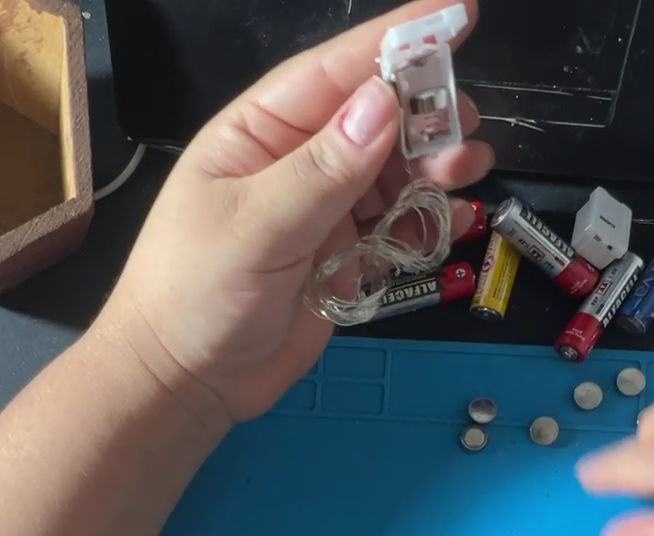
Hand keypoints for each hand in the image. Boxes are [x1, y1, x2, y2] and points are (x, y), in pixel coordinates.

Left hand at [98, 0, 494, 424]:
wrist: (187, 381)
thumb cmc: (194, 295)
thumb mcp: (253, 229)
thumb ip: (320, 172)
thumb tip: (380, 105)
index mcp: (260, 134)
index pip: (334, 73)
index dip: (397, 41)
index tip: (458, 14)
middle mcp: (296, 166)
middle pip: (374, 123)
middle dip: (424, 119)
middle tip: (466, 131)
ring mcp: (322, 215)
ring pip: (392, 177)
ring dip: (432, 173)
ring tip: (463, 176)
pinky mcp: (341, 261)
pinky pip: (393, 232)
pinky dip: (423, 228)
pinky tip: (447, 225)